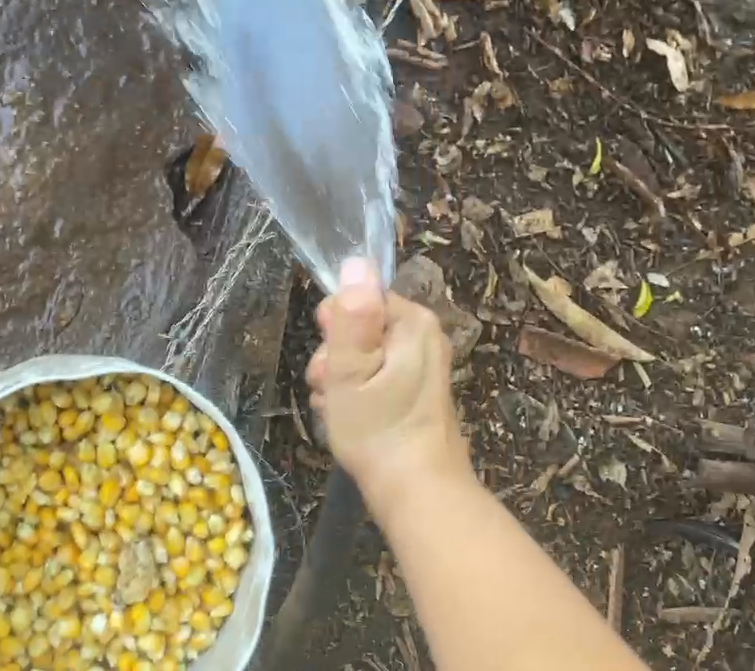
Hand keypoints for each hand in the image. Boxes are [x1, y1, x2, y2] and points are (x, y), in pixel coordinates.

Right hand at [305, 258, 466, 509]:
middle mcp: (422, 336)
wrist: (416, 492)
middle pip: (354, 325)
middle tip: (332, 386)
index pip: (354, 297)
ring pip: (357, 352)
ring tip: (339, 406)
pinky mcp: (414, 390)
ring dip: (338, 377)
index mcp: (412, 323)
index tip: (332, 360)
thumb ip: (350, 314)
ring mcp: (419, 365)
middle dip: (333, 354)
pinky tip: (348, 416)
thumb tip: (355, 262)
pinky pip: (370, 375)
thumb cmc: (378, 427)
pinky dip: (353, 393)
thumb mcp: (350, 366)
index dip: (333, 326)